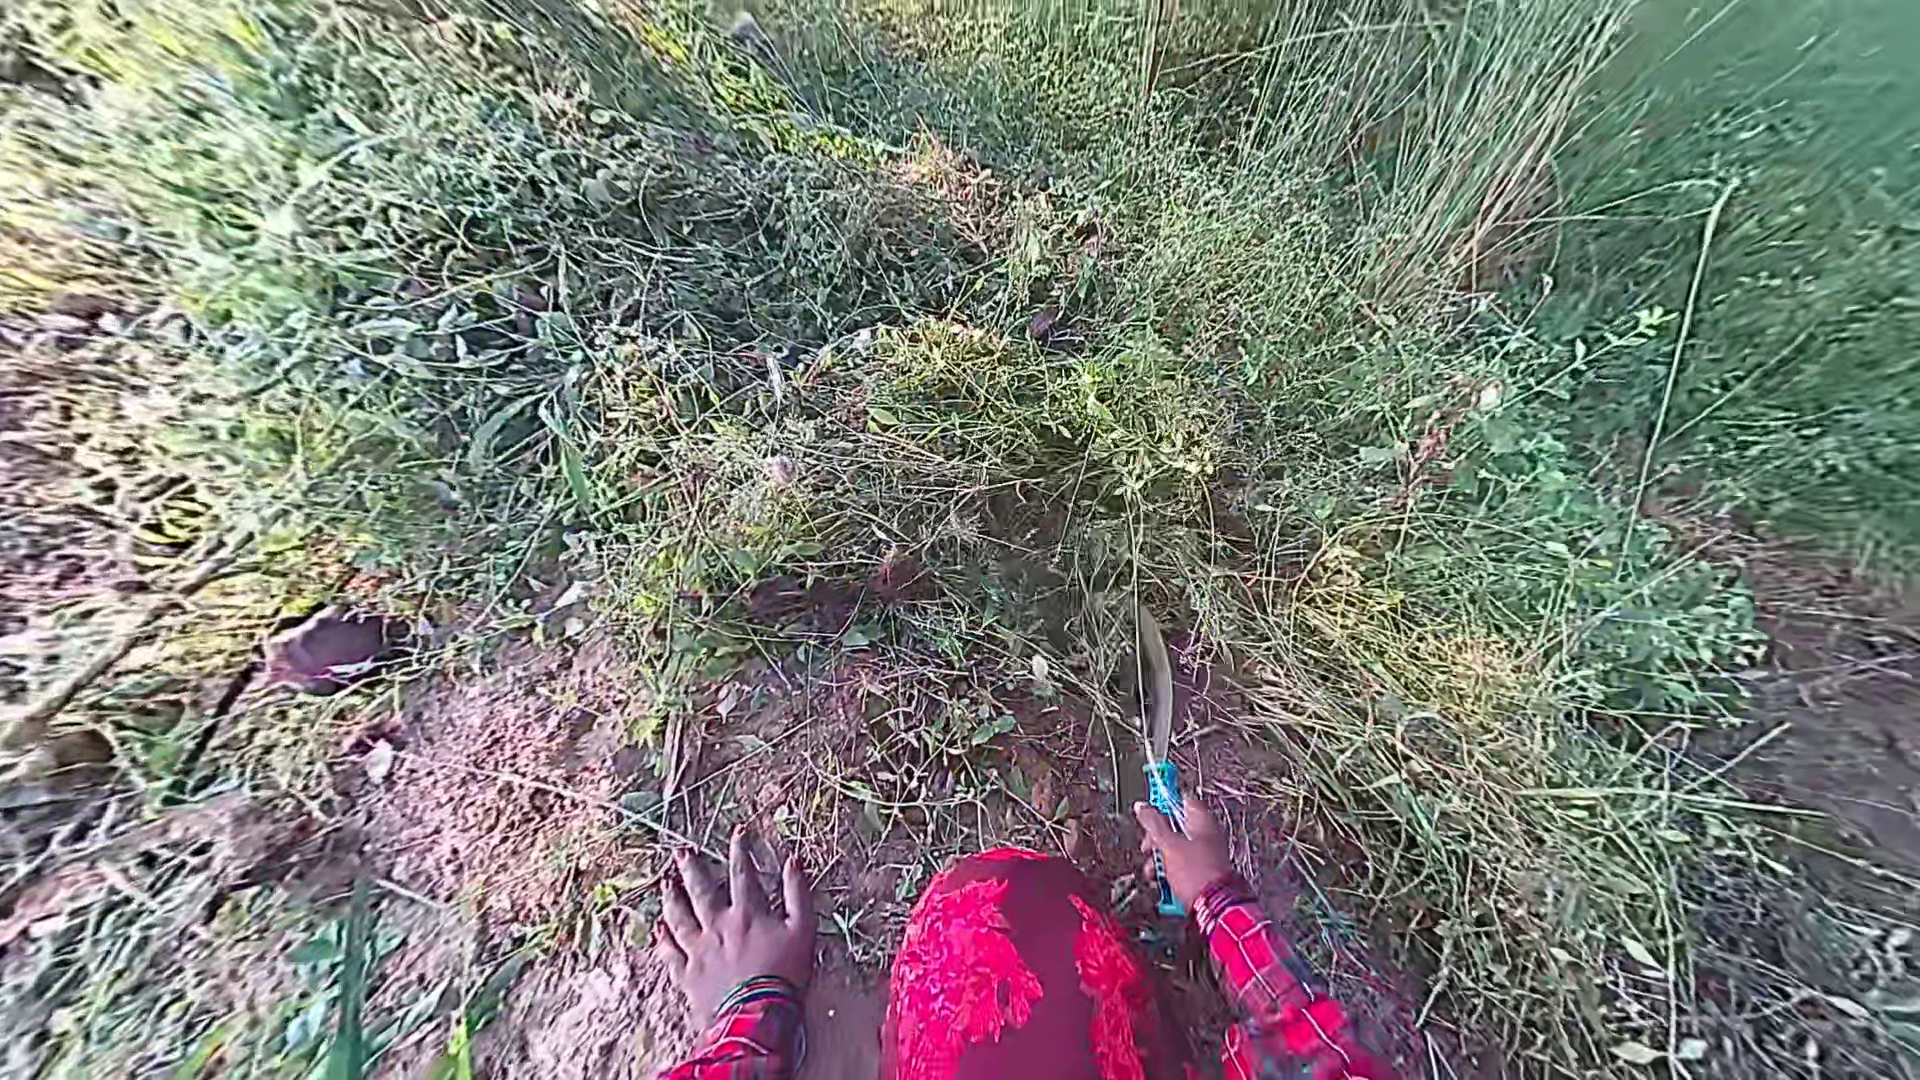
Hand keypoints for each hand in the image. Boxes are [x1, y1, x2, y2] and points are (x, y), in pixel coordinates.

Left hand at [654, 827, 816, 1025]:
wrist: (757, 1021)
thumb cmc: (784, 973)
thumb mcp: (803, 927)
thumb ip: (798, 891)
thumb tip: (794, 860)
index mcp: (748, 912)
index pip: (742, 871)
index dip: (740, 848)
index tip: (738, 830)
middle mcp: (719, 925)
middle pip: (702, 890)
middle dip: (692, 868)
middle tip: (681, 851)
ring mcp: (700, 950)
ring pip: (680, 918)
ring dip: (672, 899)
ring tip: (665, 884)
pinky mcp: (688, 976)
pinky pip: (670, 954)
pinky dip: (663, 940)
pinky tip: (658, 929)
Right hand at [1135, 797, 1233, 908]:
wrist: (1215, 911)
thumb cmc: (1198, 874)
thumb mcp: (1168, 844)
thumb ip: (1153, 823)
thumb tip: (1142, 807)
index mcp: (1202, 821)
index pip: (1180, 800)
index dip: (1163, 801)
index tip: (1151, 802)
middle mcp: (1206, 836)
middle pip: (1174, 826)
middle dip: (1157, 837)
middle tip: (1148, 846)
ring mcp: (1206, 856)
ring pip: (1175, 848)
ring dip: (1160, 857)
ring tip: (1153, 870)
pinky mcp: (1202, 874)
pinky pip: (1181, 865)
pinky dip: (1169, 871)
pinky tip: (1162, 880)